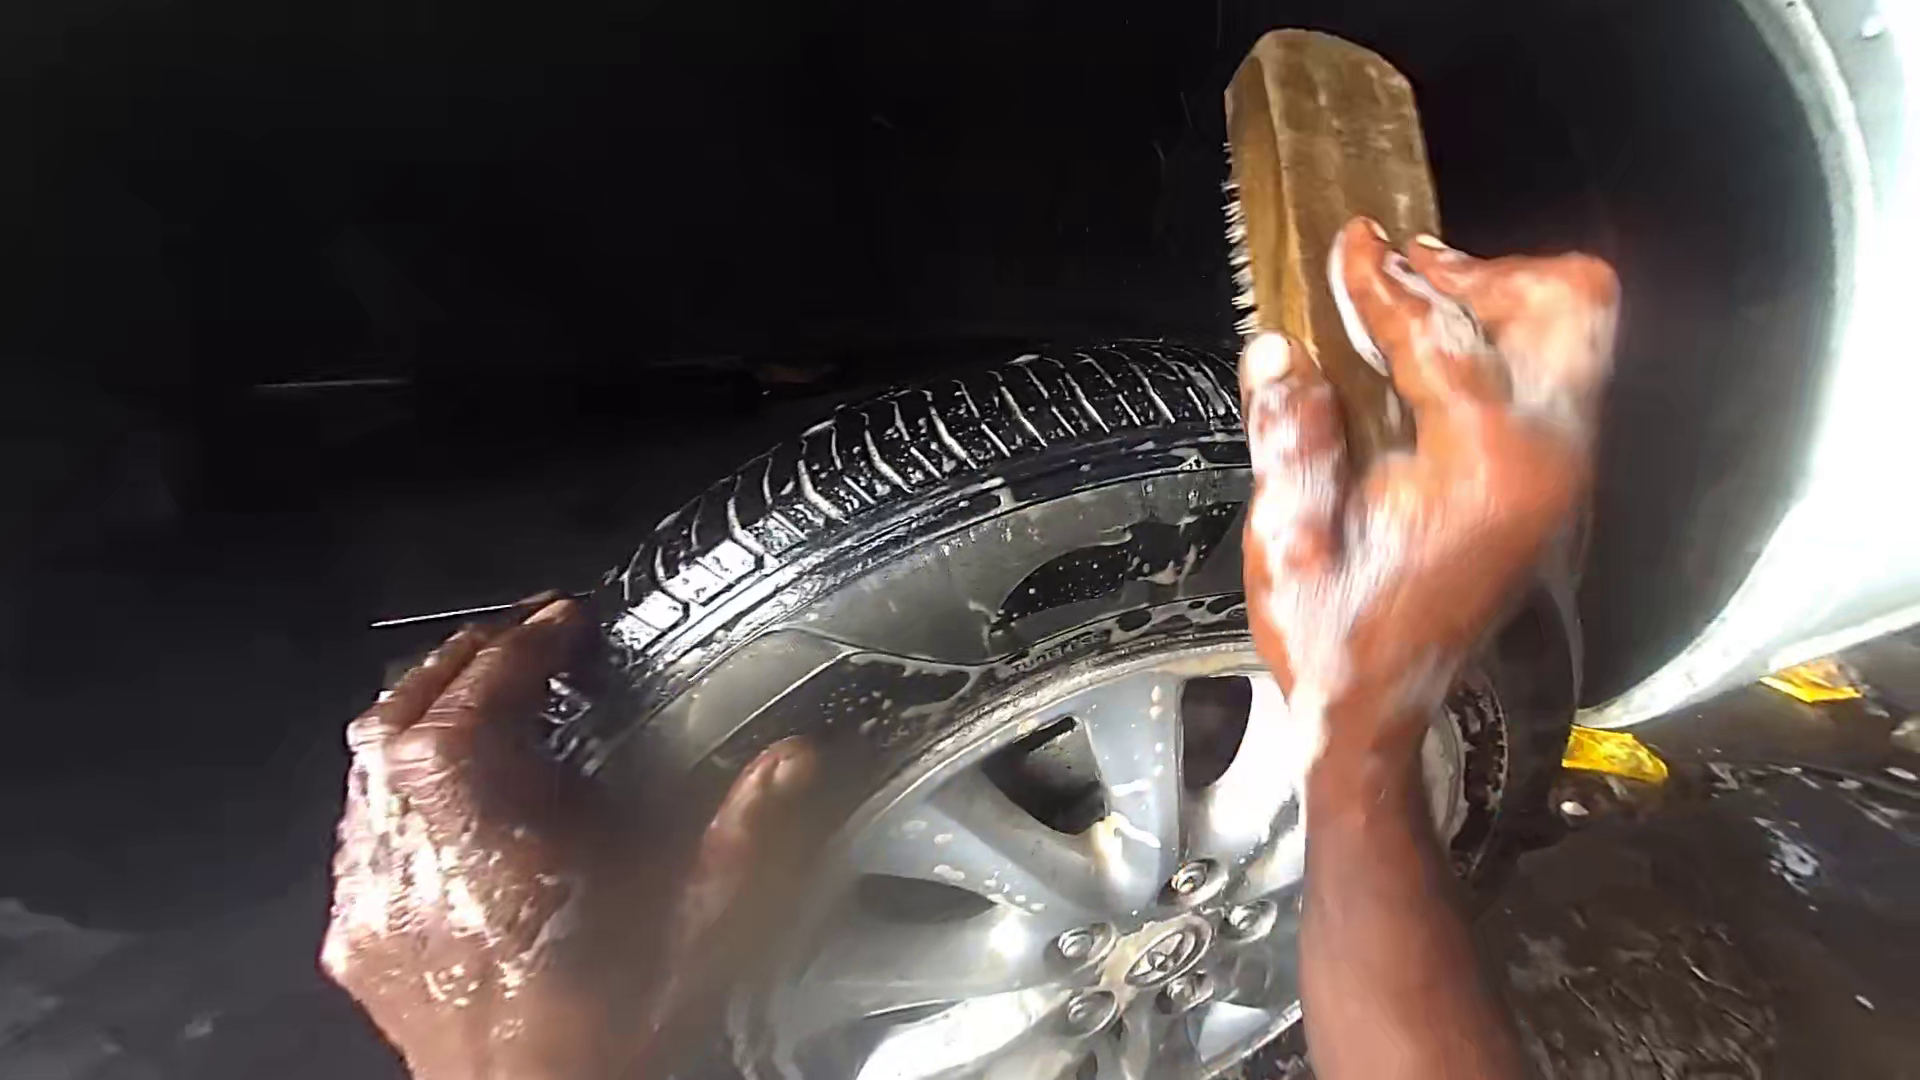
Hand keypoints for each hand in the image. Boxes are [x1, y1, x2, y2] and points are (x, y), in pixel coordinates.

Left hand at [322, 595, 818, 1079]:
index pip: (462, 729)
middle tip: (526, 626)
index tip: (561, 619)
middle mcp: (412, 881)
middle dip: (464, 658)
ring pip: (365, 768)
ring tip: (492, 666)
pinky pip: (364, 813)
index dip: (513, 656)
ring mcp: (374, 907)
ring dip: (431, 699)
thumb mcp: (698, 919)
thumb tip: (796, 758)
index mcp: (491, 867)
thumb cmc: (614, 1021)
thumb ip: (747, 829)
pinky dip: (410, 758)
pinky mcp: (364, 931)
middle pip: (394, 730)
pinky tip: (458, 756)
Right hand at [1242, 218, 1617, 765]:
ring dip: (1488, 297)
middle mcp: (1547, 461)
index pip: (1440, 340)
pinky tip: (1426, 350)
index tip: (1348, 241)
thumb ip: (1289, 440)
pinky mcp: (1544, 485)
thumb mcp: (1284, 540)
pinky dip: (1494, 338)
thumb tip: (1275, 350)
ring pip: (1570, 334)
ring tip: (1406, 290)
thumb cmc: (1323, 631)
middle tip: (1386, 265)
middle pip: (1556, 308)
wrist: (1374, 703)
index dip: (1384, 285)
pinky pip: (1548, 374)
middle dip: (1468, 271)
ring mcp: (1559, 473)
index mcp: (1481, 472)